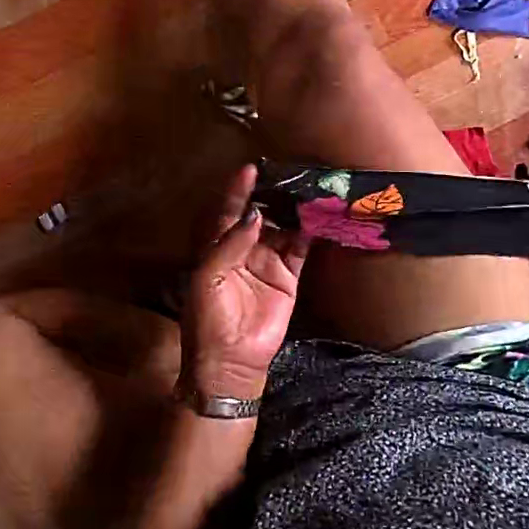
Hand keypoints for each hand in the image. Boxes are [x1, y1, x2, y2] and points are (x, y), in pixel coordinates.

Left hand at [181, 164, 310, 401]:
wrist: (231, 361)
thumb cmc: (209, 319)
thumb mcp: (208, 277)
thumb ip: (230, 243)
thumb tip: (255, 213)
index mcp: (218, 247)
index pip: (229, 211)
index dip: (239, 190)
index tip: (252, 168)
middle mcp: (245, 249)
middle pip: (260, 214)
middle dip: (272, 195)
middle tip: (289, 173)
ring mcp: (268, 261)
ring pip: (283, 228)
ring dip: (294, 211)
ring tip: (309, 189)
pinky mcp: (289, 276)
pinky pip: (301, 249)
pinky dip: (310, 233)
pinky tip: (319, 216)